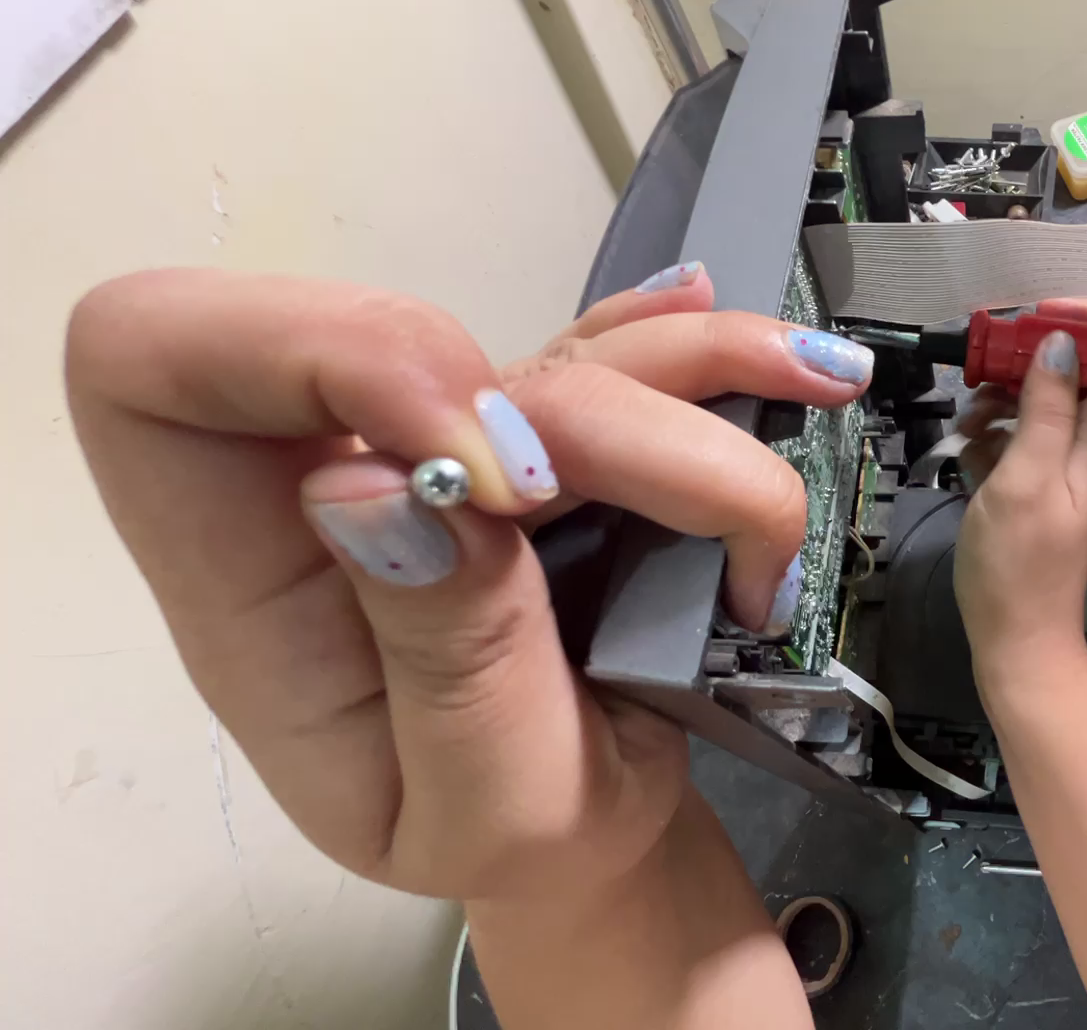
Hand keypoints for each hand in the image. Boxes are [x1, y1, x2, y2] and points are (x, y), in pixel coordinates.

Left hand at [65, 265, 872, 900]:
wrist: (592, 812)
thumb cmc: (521, 827)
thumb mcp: (479, 800)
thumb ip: (437, 658)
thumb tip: (376, 483)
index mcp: (261, 579)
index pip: (173, 364)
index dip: (328, 359)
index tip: (501, 480)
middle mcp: (365, 482)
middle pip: (463, 360)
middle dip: (623, 437)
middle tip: (739, 554)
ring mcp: (485, 453)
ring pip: (583, 348)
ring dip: (713, 364)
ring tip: (822, 386)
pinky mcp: (582, 449)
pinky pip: (633, 356)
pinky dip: (705, 348)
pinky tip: (770, 354)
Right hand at [952, 300, 1086, 672]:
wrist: (1016, 638)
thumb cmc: (1017, 564)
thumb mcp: (1025, 479)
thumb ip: (1045, 410)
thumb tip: (1059, 342)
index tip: (1037, 314)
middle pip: (1080, 372)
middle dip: (1032, 356)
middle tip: (984, 364)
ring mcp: (1063, 467)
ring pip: (1045, 402)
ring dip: (1005, 395)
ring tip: (967, 417)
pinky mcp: (1037, 485)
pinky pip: (1023, 437)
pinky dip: (995, 431)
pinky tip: (968, 446)